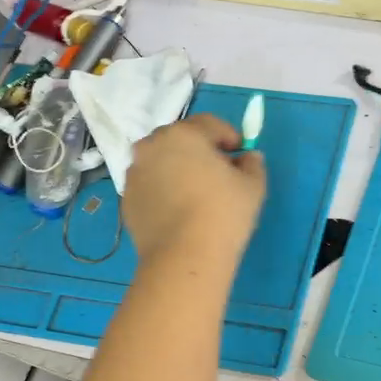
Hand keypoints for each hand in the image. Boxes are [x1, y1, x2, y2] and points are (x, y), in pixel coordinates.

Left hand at [122, 115, 266, 270]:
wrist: (184, 256)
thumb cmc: (223, 213)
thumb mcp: (253, 186)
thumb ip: (253, 164)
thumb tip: (247, 157)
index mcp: (184, 134)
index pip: (210, 124)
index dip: (230, 136)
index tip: (241, 154)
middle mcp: (152, 145)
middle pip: (181, 139)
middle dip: (200, 150)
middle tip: (219, 174)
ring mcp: (135, 172)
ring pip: (162, 161)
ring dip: (179, 169)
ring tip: (196, 195)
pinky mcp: (127, 198)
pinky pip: (151, 184)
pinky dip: (165, 189)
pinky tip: (180, 212)